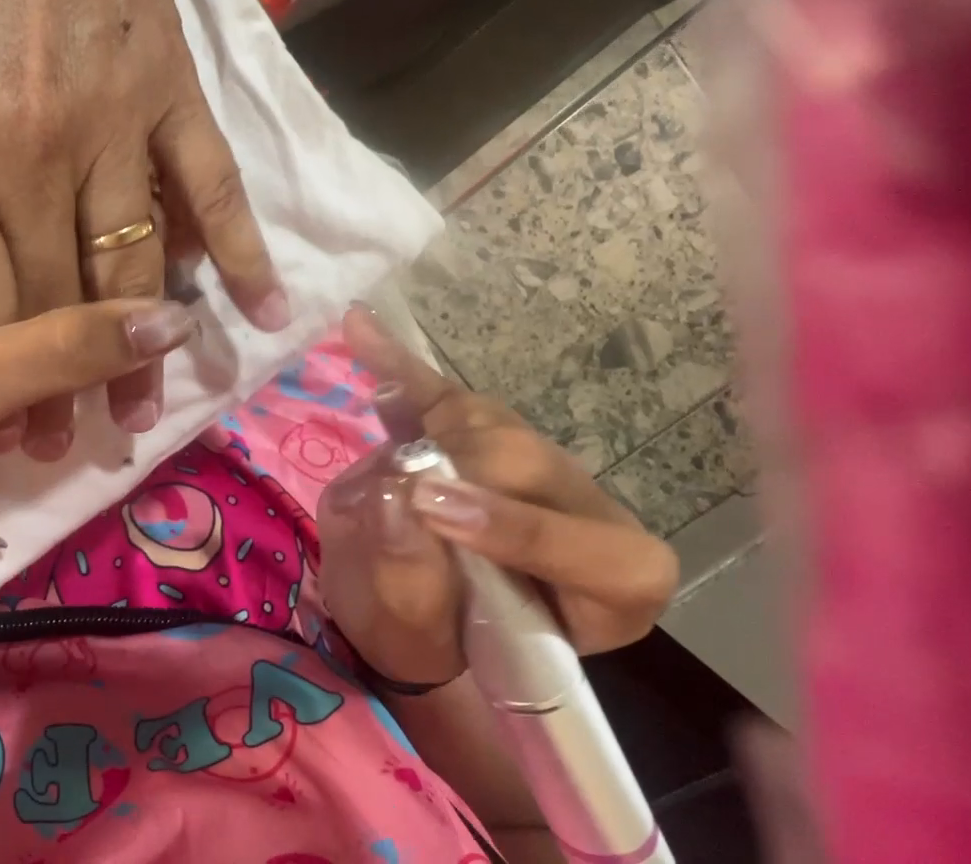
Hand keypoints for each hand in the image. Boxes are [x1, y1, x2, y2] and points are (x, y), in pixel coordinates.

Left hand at [0, 251, 198, 637]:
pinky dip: (73, 401)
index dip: (117, 232)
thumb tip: (176, 314)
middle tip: (189, 340)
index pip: (46, 219)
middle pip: (59, 279)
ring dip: (102, 364)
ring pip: (53, 338)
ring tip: (152, 393)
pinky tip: (108, 418)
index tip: (198, 258)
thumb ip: (60, 347)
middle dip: (122, 308)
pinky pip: (38, 390)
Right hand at [316, 308, 678, 684]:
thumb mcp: (418, 640)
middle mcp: (592, 515)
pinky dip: (399, 368)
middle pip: (530, 467)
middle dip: (458, 463)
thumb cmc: (428, 645)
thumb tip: (403, 504)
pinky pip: (442, 395)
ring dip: (424, 405)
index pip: (594, 553)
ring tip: (376, 390)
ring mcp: (544, 468)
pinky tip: (362, 327)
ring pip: (487, 423)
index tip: (435, 510)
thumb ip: (414, 586)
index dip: (517, 528)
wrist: (424, 622)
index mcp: (608, 589)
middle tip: (392, 477)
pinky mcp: (489, 435)